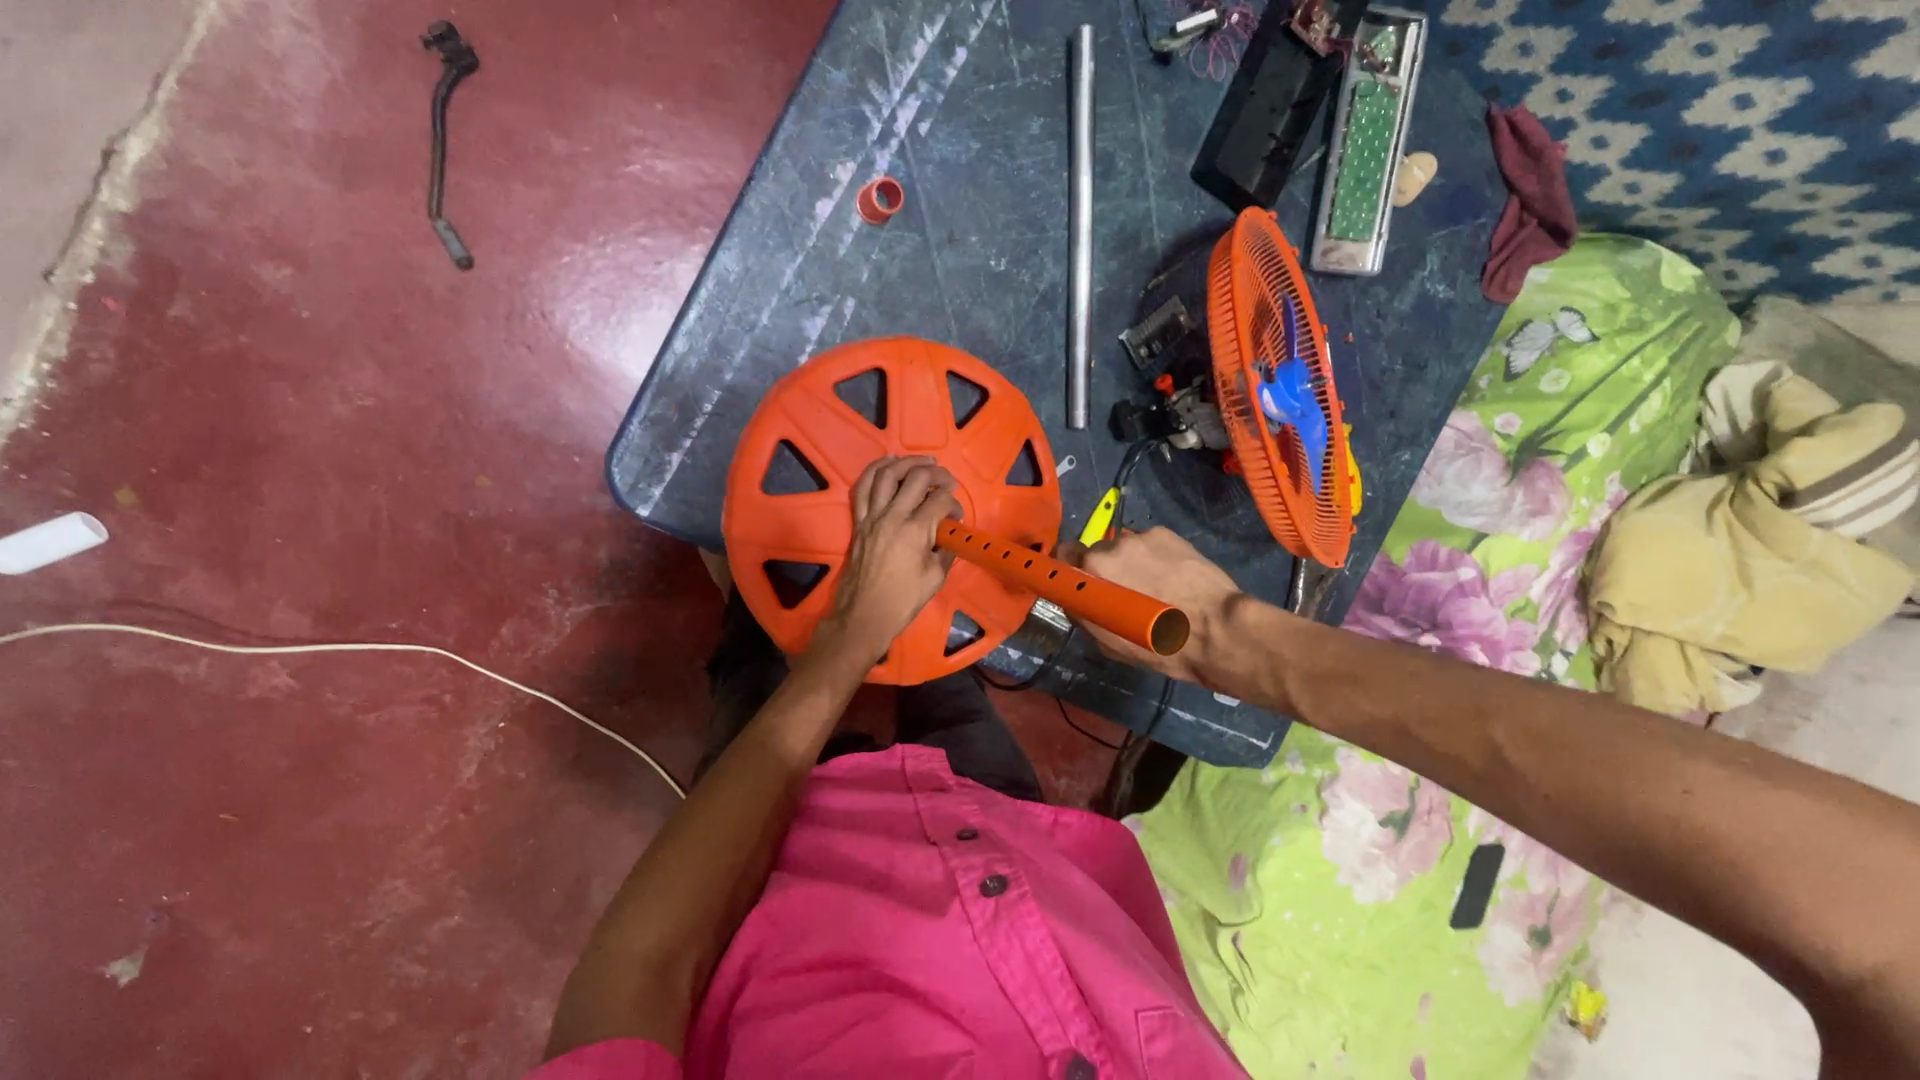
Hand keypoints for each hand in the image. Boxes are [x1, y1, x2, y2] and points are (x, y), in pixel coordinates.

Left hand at [813, 456, 962, 664]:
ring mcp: (872, 516)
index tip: (956, 516)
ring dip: (907, 462)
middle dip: (937, 474)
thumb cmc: (903, 600)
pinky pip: (864, 487)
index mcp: (916, 531)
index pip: (940, 501)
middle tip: (948, 481)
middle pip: (917, 478)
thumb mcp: (935, 578)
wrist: (864, 614)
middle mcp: (893, 516)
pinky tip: (889, 463)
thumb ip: (945, 550)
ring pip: (888, 475)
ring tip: (923, 461)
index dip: (954, 504)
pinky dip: (876, 470)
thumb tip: (948, 535)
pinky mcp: (859, 521)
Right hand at [1068, 526, 1249, 684]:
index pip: (1063, 556)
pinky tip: (1173, 575)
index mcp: (1089, 575)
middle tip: (1125, 591)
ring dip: (1131, 561)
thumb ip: (1085, 615)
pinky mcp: (1165, 533)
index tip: (1080, 580)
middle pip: (1096, 552)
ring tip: (1155, 584)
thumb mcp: (1110, 644)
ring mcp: (1138, 538)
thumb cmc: (1159, 646)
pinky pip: (1148, 542)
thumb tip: (1076, 600)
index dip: (1070, 568)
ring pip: (1124, 546)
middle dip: (1106, 569)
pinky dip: (1155, 555)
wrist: (1216, 630)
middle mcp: (1107, 549)